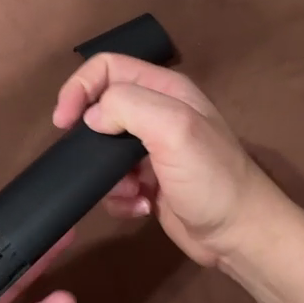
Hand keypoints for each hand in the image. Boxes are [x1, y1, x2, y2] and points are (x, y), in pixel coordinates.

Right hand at [52, 53, 279, 267]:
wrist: (239, 235)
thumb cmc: (212, 179)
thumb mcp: (174, 129)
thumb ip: (129, 107)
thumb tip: (92, 116)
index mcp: (166, 89)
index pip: (108, 67)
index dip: (80, 87)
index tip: (64, 121)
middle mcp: (159, 113)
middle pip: (102, 107)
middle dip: (90, 137)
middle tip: (90, 162)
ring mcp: (153, 150)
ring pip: (104, 150)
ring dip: (106, 175)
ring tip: (131, 190)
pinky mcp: (150, 182)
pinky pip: (115, 182)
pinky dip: (120, 197)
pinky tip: (141, 206)